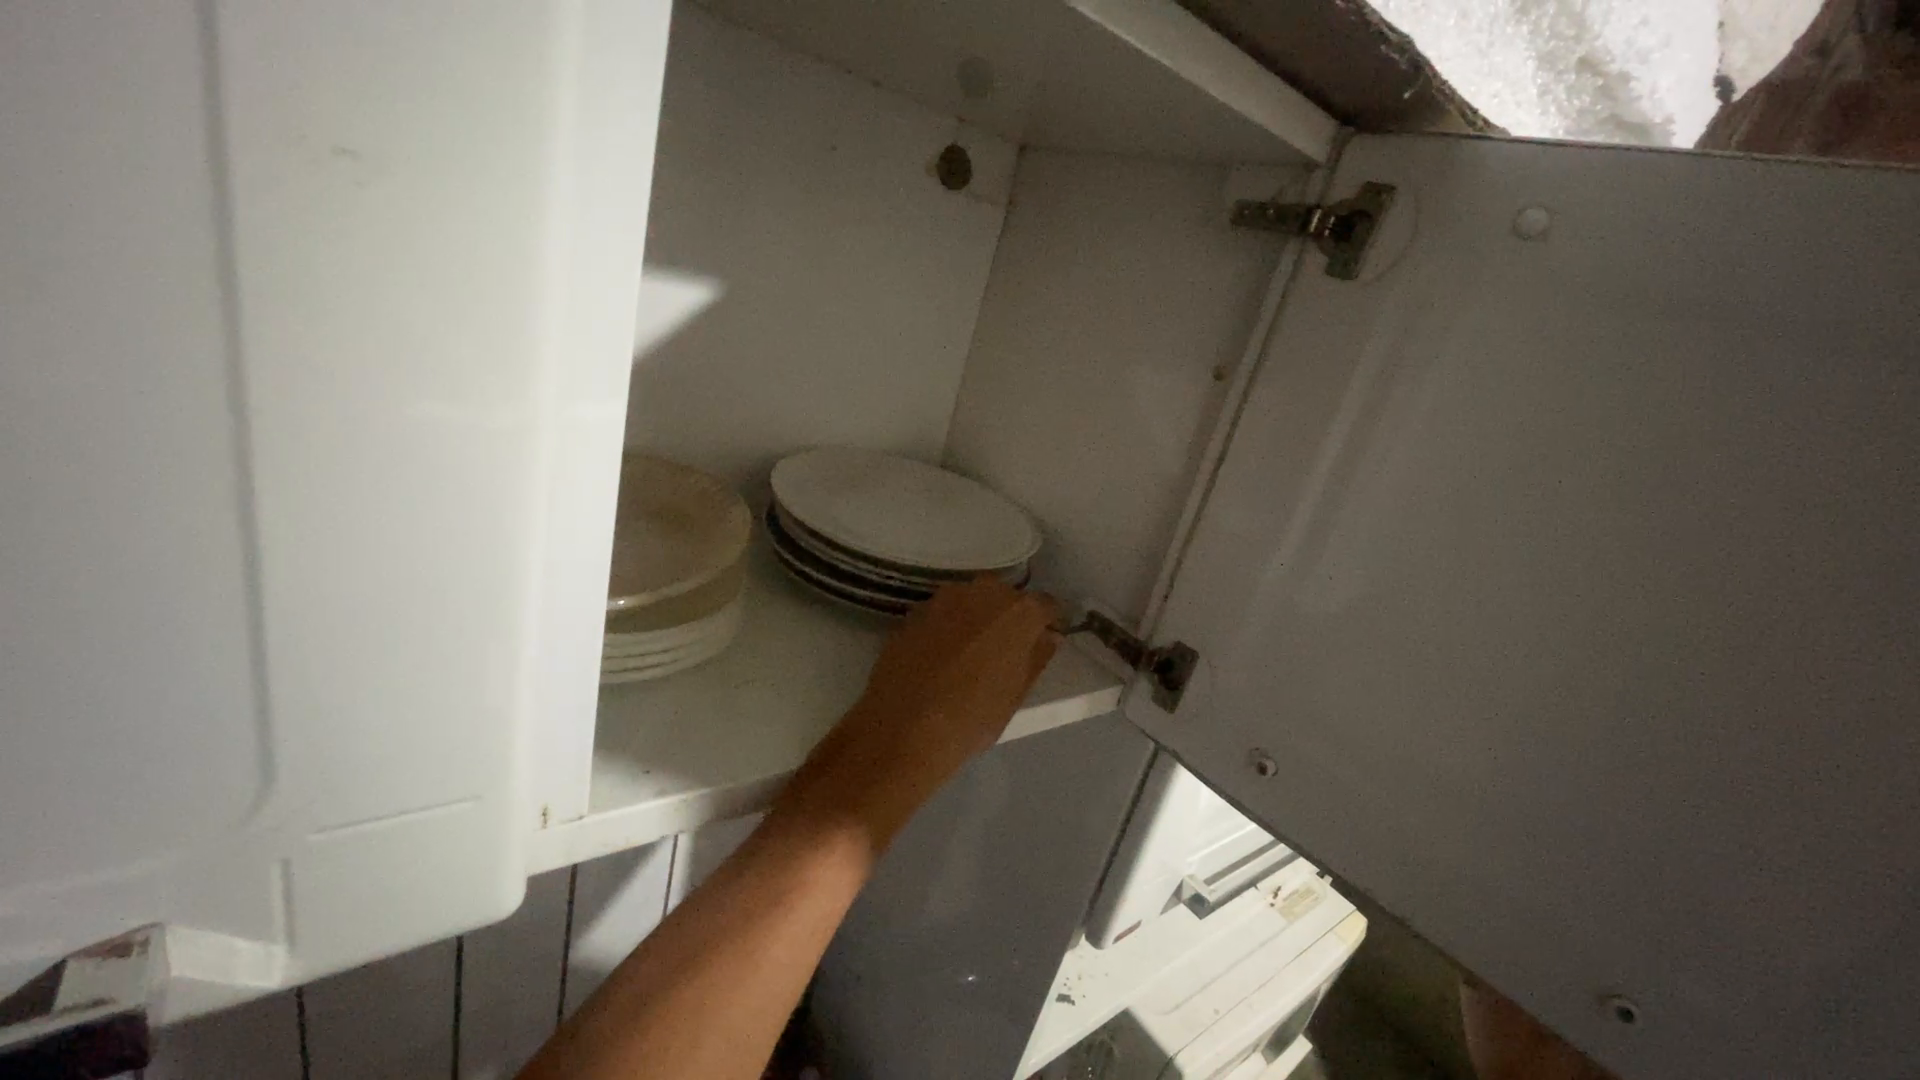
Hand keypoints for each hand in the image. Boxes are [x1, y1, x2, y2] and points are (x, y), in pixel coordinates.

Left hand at [773, 577, 1058, 851]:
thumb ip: (1036, 657)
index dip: (1048, 622)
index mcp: (1019, 612)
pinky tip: (941, 655)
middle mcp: (982, 592)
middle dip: (1009, 616)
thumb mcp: (1016, 694)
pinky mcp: (914, 611)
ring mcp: (944, 599)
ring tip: (971, 652)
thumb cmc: (973, 717)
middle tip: (1007, 649)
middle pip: (1005, 597)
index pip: (1045, 605)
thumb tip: (1048, 637)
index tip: (1046, 639)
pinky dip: (947, 627)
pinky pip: (942, 613)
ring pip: (971, 601)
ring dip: (976, 618)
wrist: (905, 728)